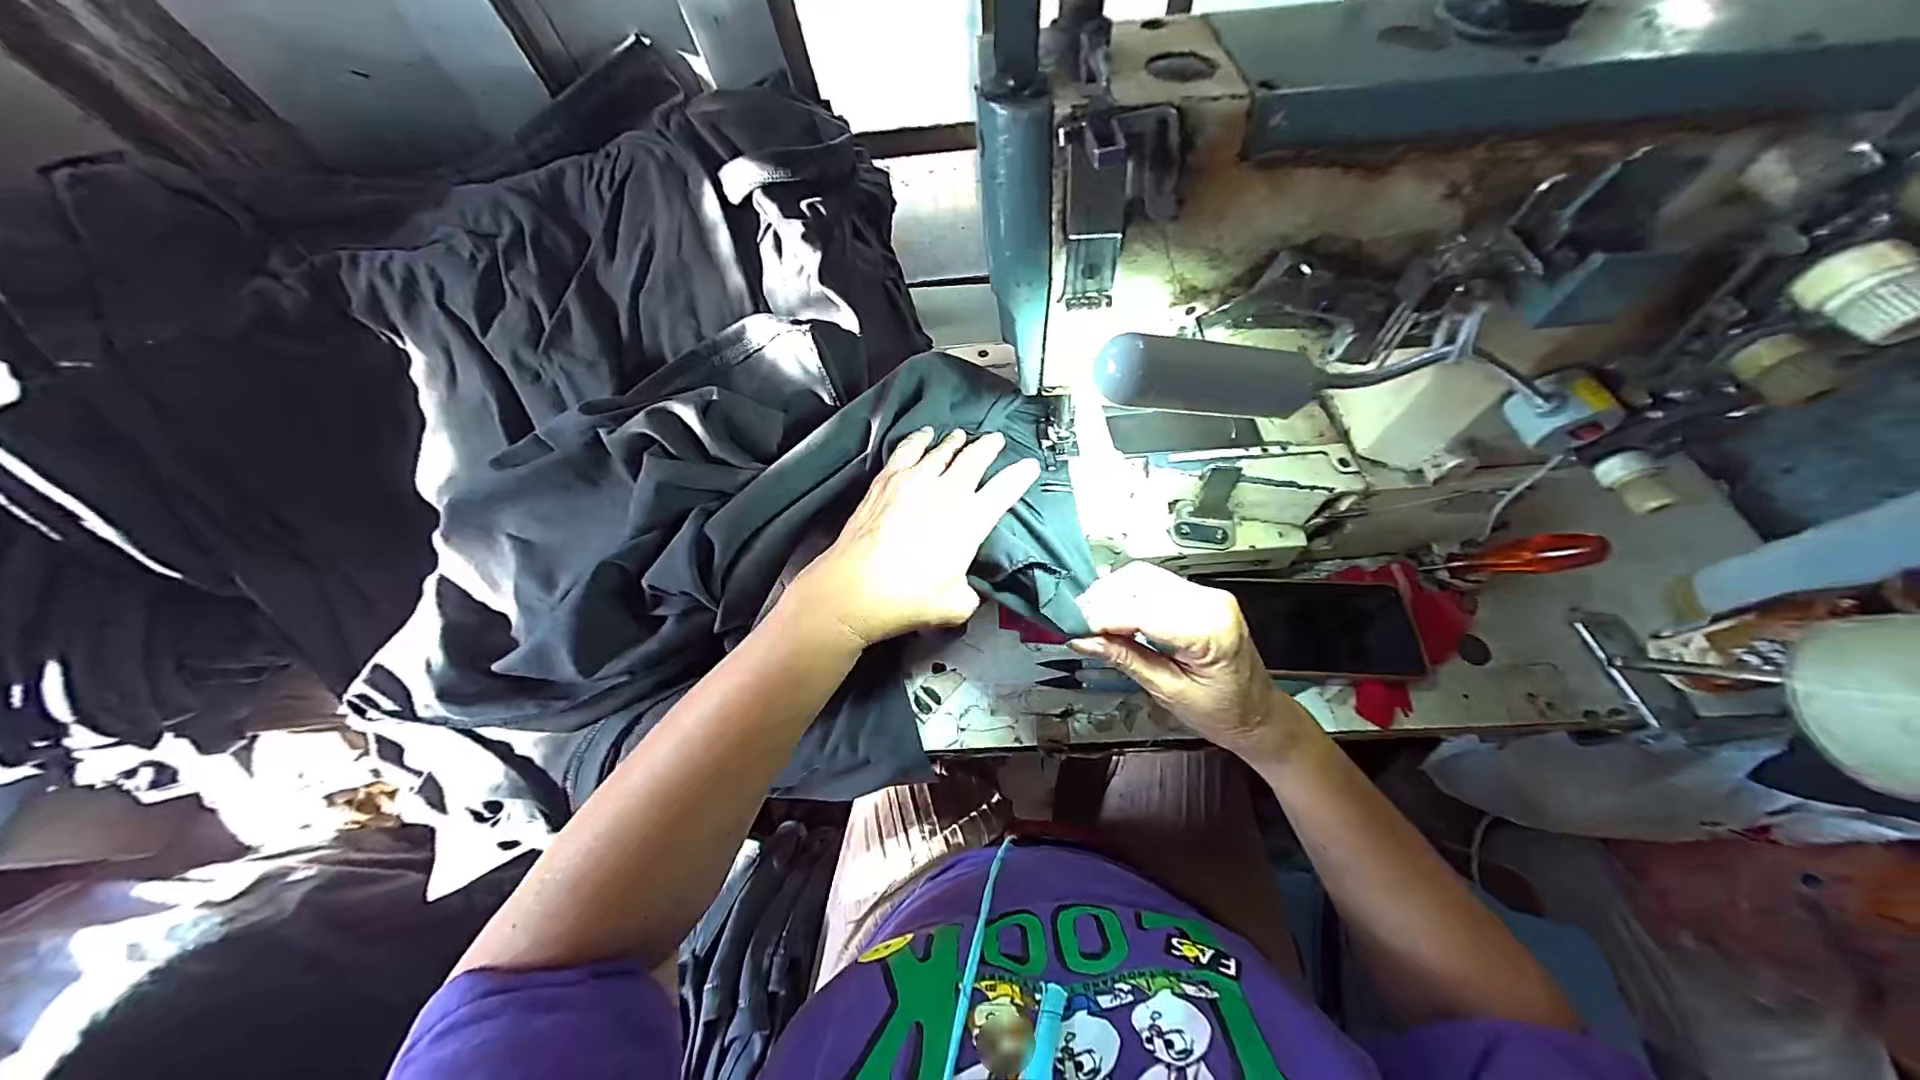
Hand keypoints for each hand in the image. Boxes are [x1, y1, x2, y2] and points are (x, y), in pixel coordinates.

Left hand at [785, 427, 1041, 648]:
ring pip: (941, 450)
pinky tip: (922, 437)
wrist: (855, 589)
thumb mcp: (955, 605)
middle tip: (995, 441)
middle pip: (974, 459)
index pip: (1004, 490)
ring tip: (961, 436)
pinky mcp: (886, 482)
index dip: (1020, 475)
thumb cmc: (905, 598)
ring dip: (955, 442)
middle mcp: (946, 494)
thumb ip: (969, 593)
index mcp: (970, 521)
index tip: (1028, 466)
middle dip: (989, 447)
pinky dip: (918, 440)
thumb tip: (966, 590)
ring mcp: (914, 483)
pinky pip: (907, 451)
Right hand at [1069, 561, 1322, 764]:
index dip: (1103, 617)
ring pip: (1142, 577)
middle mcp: (1211, 602)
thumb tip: (1084, 640)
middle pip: (1139, 583)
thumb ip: (1125, 658)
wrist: (1258, 712)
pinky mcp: (1198, 594)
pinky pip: (1153, 583)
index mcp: (1210, 630)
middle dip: (1102, 601)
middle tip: (1077, 625)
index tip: (1075, 629)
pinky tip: (1111, 613)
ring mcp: (1206, 594)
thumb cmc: (1224, 711)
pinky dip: (1126, 594)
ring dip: (1110, 594)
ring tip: (1090, 621)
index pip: (1142, 611)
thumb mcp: (1168, 692)